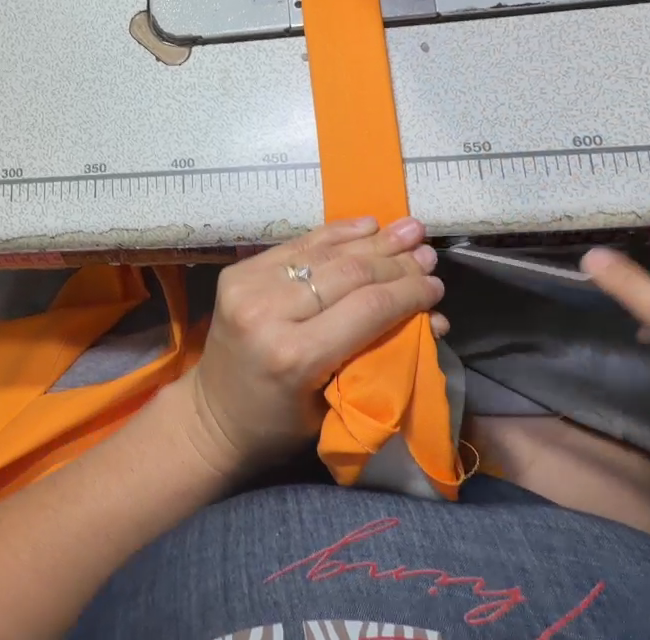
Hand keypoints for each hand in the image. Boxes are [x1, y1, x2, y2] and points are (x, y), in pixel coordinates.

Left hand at [180, 216, 444, 477]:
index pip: (368, 308)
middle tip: (429, 253)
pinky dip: (336, 234)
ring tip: (410, 228)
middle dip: (395, 263)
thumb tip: (435, 320)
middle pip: (349, 273)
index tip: (438, 285)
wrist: (212, 414)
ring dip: (372, 240)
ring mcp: (248, 285)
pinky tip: (367, 225)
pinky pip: (297, 245)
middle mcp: (269, 312)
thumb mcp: (337, 403)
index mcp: (295, 355)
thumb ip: (381, 358)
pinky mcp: (238, 271)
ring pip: (324, 252)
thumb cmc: (280, 423)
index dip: (408, 292)